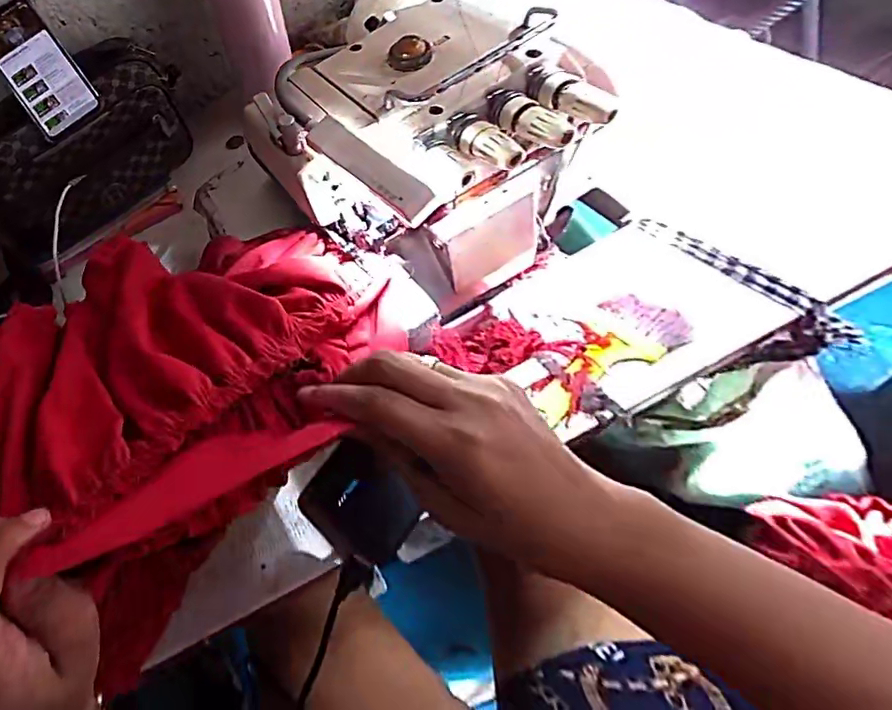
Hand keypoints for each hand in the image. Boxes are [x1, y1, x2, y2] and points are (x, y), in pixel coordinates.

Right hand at [299, 352, 639, 581]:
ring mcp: (487, 384)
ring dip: (383, 373)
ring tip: (366, 394)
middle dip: (352, 372)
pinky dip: (417, 381)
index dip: (336, 397)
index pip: (378, 404)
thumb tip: (354, 425)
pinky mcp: (500, 379)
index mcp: (454, 441)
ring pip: (415, 361)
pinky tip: (414, 403)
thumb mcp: (444, 506)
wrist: (585, 516)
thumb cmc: (513, 530)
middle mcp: (469, 400)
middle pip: (391, 364)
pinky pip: (443, 371)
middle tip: (331, 390)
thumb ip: (396, 456)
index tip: (306, 397)